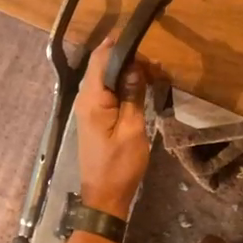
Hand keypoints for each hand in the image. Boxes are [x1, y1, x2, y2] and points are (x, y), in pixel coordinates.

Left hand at [75, 38, 150, 221]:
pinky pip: (107, 91)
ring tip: (155, 76)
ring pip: (106, 78)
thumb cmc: (120, 165)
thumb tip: (135, 67)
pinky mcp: (94, 116)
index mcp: (92, 99)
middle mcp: (85, 98)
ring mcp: (87, 107)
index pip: (101, 58)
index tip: (145, 45)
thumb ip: (133, 95)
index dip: (121, 46)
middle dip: (130, 60)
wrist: (104, 197)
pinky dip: (124, 86)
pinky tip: (142, 89)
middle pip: (103, 65)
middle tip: (157, 68)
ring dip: (129, 73)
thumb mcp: (133, 129)